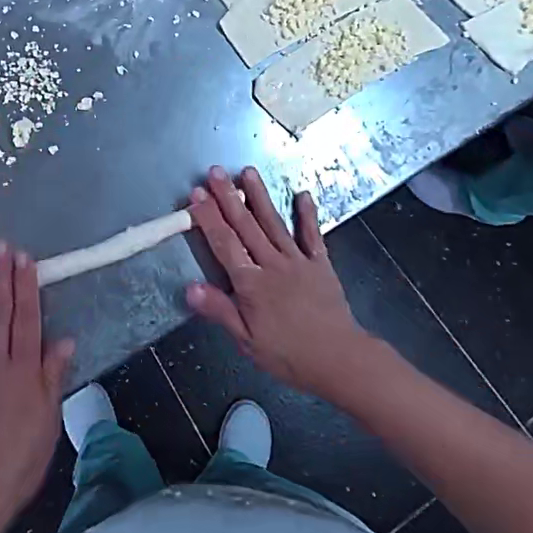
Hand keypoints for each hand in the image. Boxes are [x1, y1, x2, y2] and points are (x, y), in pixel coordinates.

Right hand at [183, 166, 376, 396]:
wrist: (342, 361)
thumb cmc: (290, 355)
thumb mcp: (247, 341)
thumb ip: (219, 311)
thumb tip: (190, 287)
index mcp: (251, 283)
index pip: (224, 243)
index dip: (208, 217)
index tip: (197, 194)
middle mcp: (272, 264)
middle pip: (246, 225)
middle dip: (228, 196)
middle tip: (215, 172)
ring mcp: (297, 261)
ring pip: (273, 223)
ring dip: (259, 196)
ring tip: (248, 171)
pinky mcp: (320, 265)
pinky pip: (312, 236)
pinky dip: (307, 215)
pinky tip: (303, 195)